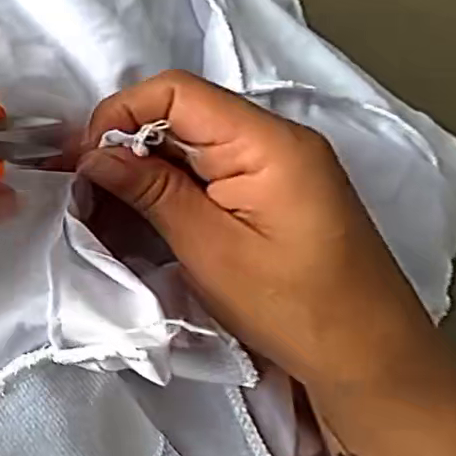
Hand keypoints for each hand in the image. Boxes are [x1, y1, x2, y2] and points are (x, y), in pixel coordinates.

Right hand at [77, 71, 436, 388]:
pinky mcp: (266, 186)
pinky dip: (166, 182)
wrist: (373, 364)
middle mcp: (271, 136)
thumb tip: (94, 155)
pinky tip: (140, 209)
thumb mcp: (211, 250)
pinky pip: (204, 166)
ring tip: (102, 200)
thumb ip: (151, 191)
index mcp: (266, 141)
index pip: (177, 92)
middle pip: (180, 111)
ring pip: (187, 140)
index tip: (87, 158)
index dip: (122, 113)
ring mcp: (272, 161)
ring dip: (141, 164)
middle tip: (82, 181)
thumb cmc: (297, 310)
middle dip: (124, 140)